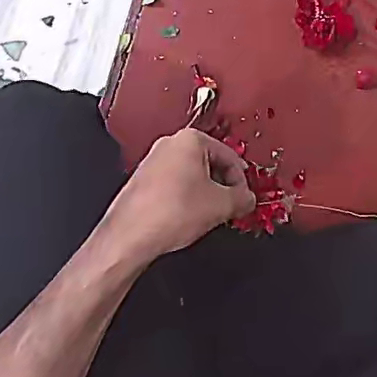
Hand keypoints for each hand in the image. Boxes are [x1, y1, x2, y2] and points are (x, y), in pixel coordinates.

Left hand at [100, 129, 253, 262]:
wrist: (129, 237)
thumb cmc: (170, 213)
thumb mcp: (221, 205)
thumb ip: (243, 198)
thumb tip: (247, 199)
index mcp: (190, 140)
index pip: (230, 157)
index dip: (241, 181)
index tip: (244, 198)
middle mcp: (170, 144)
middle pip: (211, 163)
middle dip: (223, 187)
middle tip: (230, 207)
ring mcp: (154, 161)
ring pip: (192, 175)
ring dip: (205, 194)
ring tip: (208, 216)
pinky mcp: (143, 180)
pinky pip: (175, 184)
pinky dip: (186, 198)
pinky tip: (187, 218)